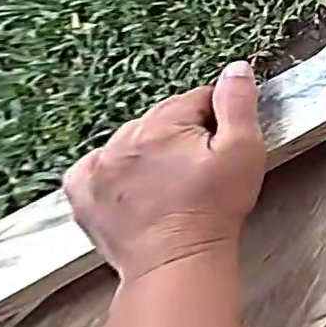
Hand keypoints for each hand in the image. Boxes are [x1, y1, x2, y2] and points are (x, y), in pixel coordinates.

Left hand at [64, 61, 266, 281]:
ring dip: (157, 143)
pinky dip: (121, 162)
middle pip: (163, 115)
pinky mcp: (81, 196)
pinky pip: (100, 163)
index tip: (230, 136)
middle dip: (189, 126)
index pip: (196, 97)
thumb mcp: (244, 146)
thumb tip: (235, 68)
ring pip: (133, 137)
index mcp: (158, 128)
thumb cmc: (217, 202)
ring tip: (180, 170)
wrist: (176, 258)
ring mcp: (93, 172)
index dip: (221, 112)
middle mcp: (117, 144)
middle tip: (210, 155)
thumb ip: (238, 103)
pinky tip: (142, 176)